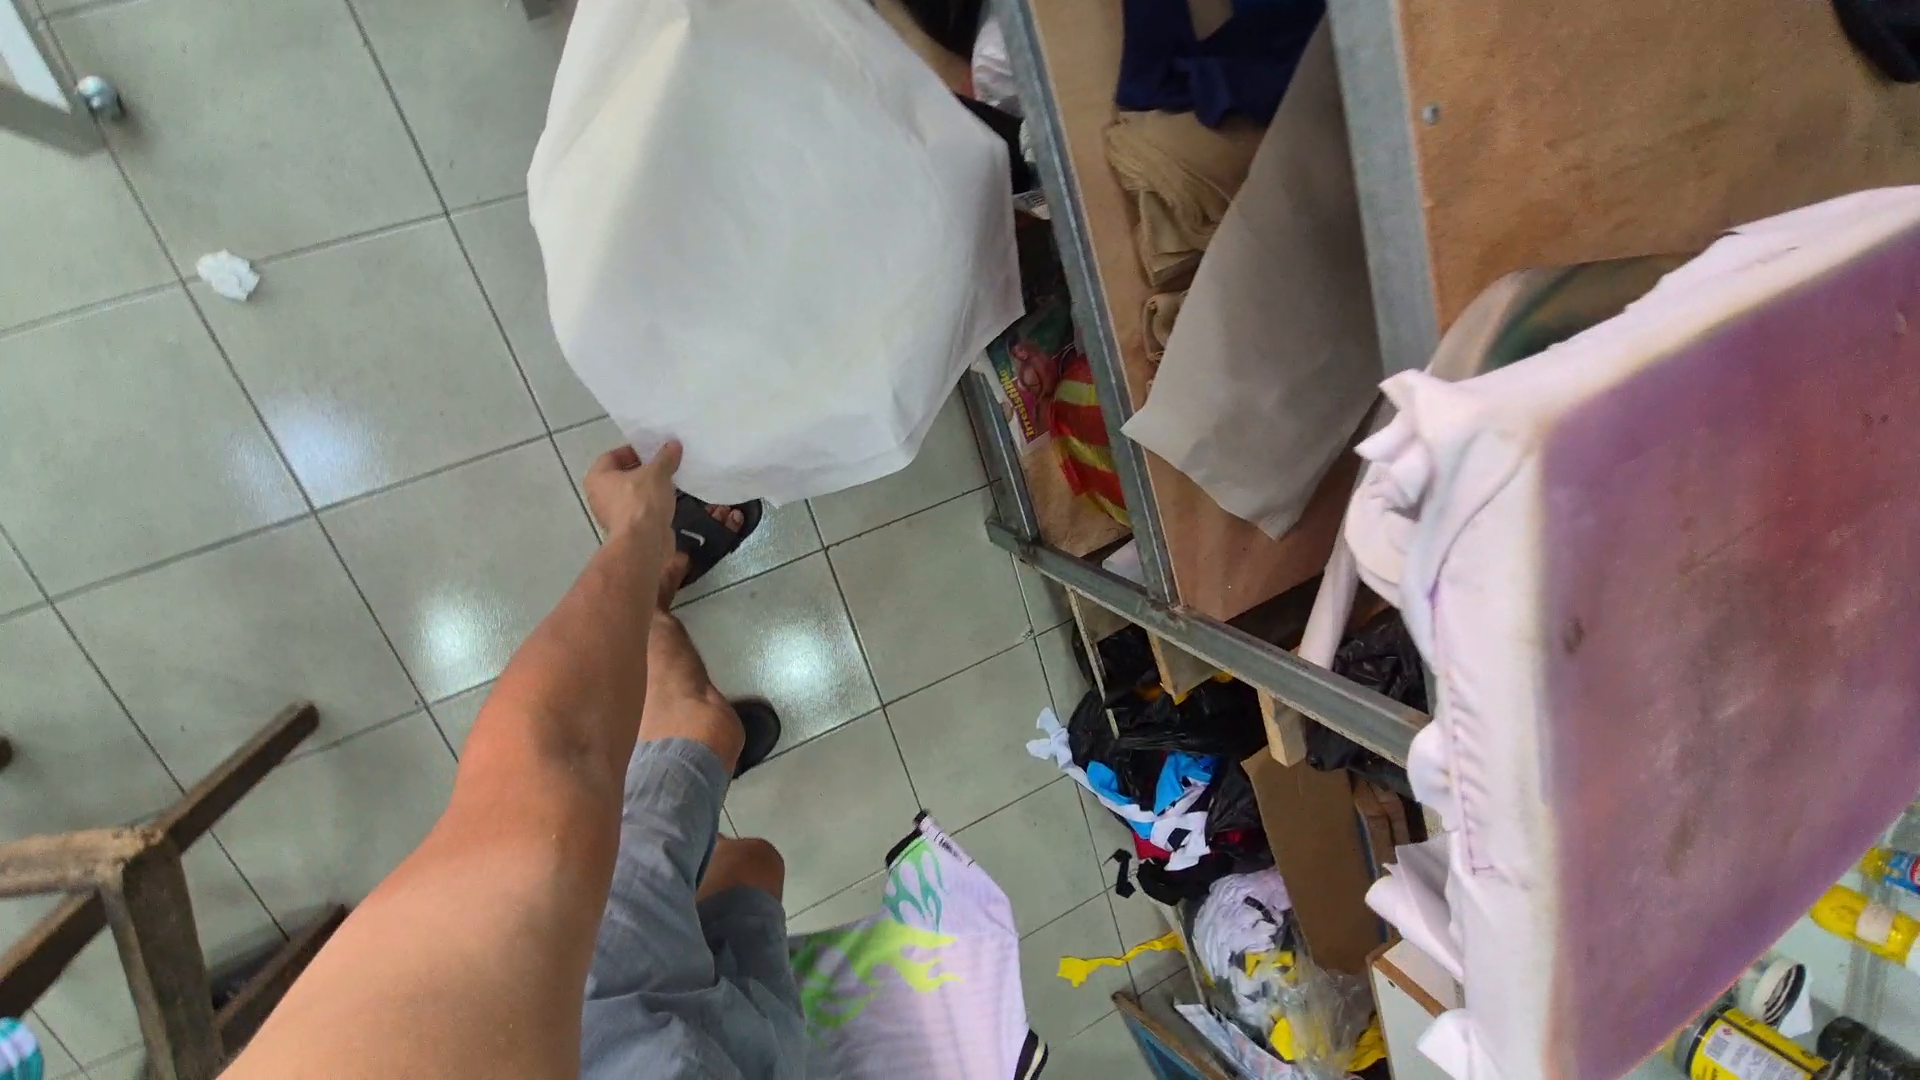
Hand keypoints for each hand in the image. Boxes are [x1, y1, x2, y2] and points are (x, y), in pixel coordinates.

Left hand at [585, 441, 681, 541]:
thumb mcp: (657, 473)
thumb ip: (665, 457)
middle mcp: (599, 495)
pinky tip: (668, 502)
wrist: (644, 542)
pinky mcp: (627, 529)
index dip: (633, 450)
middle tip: (664, 465)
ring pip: (632, 495)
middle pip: (622, 476)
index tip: (653, 450)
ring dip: (649, 489)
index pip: (612, 456)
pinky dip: (652, 505)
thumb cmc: (642, 501)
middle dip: (643, 470)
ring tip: (669, 482)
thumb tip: (673, 444)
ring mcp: (612, 515)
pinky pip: (640, 510)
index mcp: (597, 477)